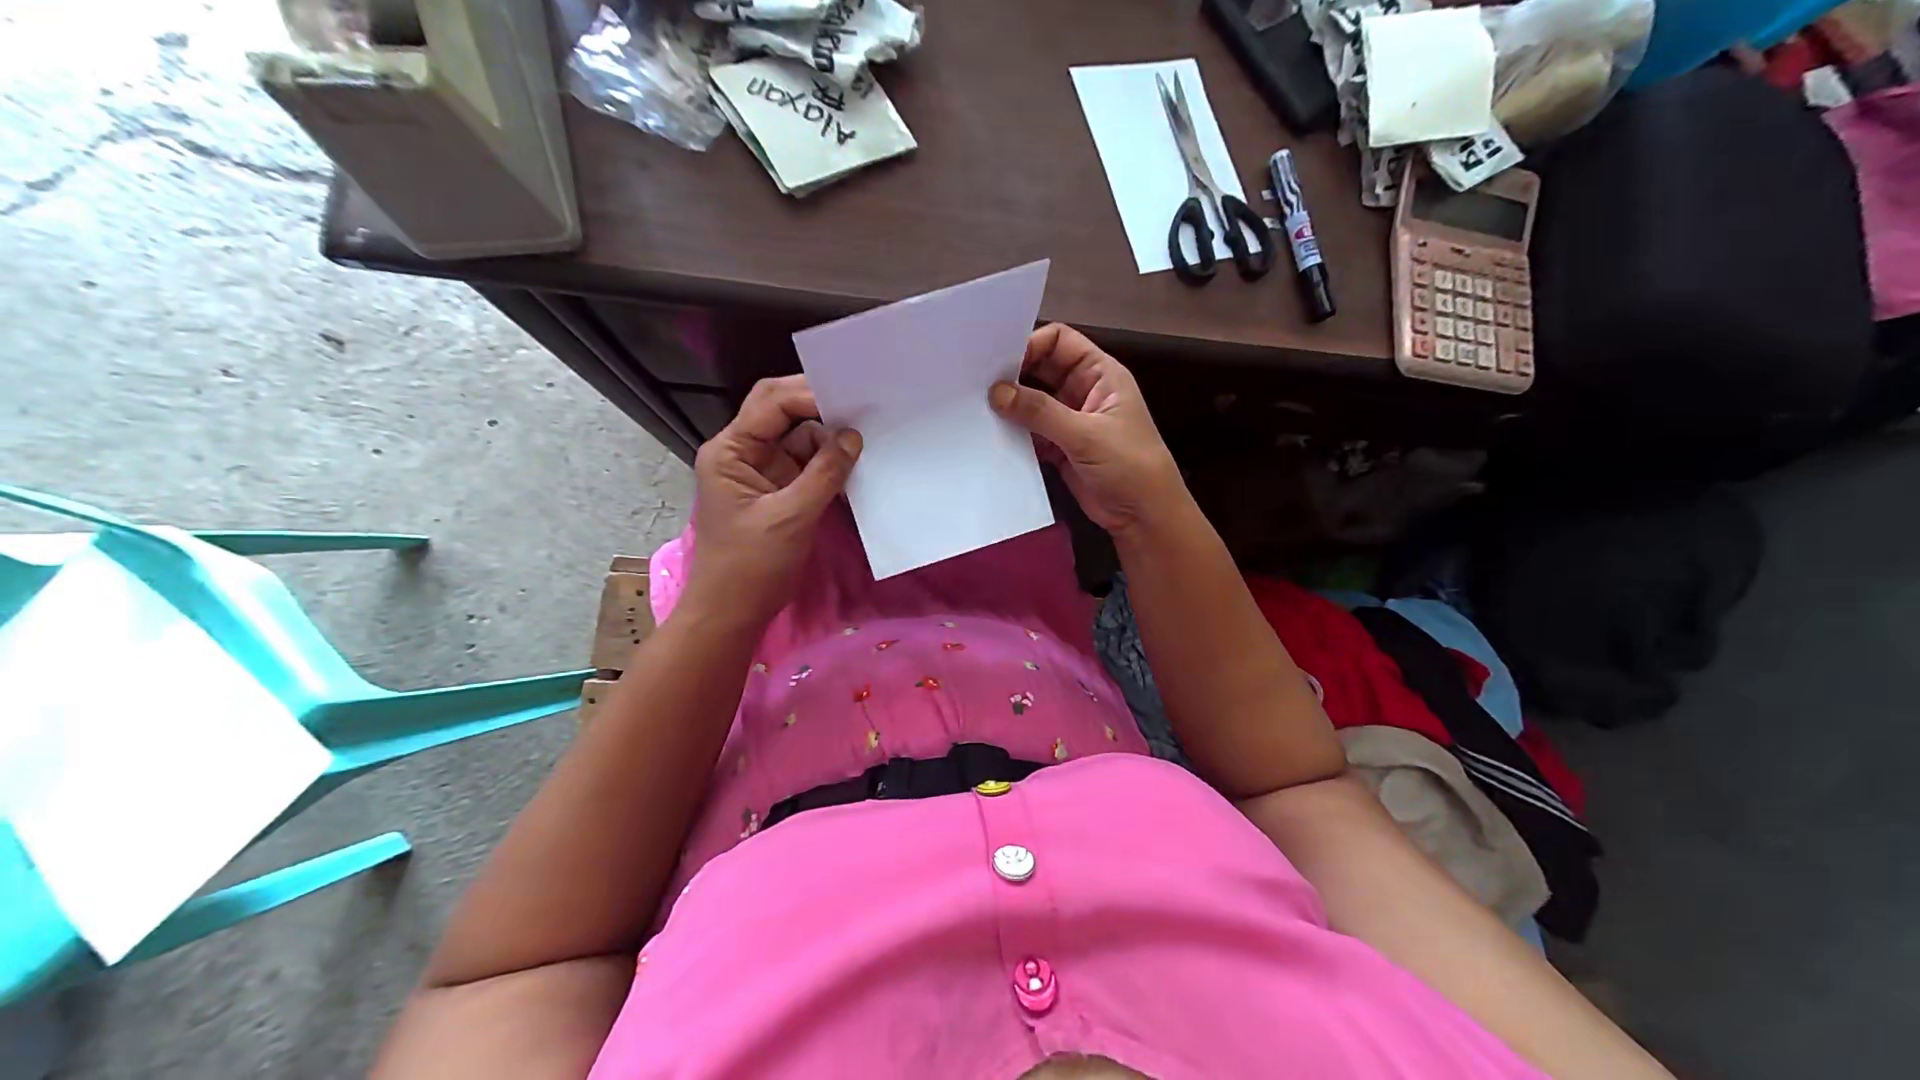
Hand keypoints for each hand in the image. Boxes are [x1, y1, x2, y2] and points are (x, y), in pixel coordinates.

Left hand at [683, 376, 861, 625]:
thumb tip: (854, 437)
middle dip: (820, 409)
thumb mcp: (790, 517)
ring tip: (868, 437)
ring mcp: (763, 472)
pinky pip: (808, 465)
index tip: (851, 397)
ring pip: (801, 439)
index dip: (809, 394)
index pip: (771, 404)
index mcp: (731, 451)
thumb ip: (824, 473)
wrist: (732, 613)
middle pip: (784, 413)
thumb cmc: (750, 566)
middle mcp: (744, 453)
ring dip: (830, 439)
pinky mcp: (780, 491)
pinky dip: (830, 464)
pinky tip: (856, 464)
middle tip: (862, 407)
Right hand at [989, 324, 1185, 537]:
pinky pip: (1030, 433)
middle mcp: (1083, 391)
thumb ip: (1041, 411)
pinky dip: (1014, 434)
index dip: (1031, 345)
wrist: (1144, 515)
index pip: (1060, 342)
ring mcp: (1070, 420)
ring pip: (1032, 402)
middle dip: (1014, 375)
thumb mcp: (1086, 434)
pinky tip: (993, 437)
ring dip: (1012, 407)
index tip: (1001, 361)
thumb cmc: (1130, 465)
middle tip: (980, 384)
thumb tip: (998, 393)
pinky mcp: (1059, 448)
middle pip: (1041, 369)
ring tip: (979, 410)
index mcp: (1100, 374)